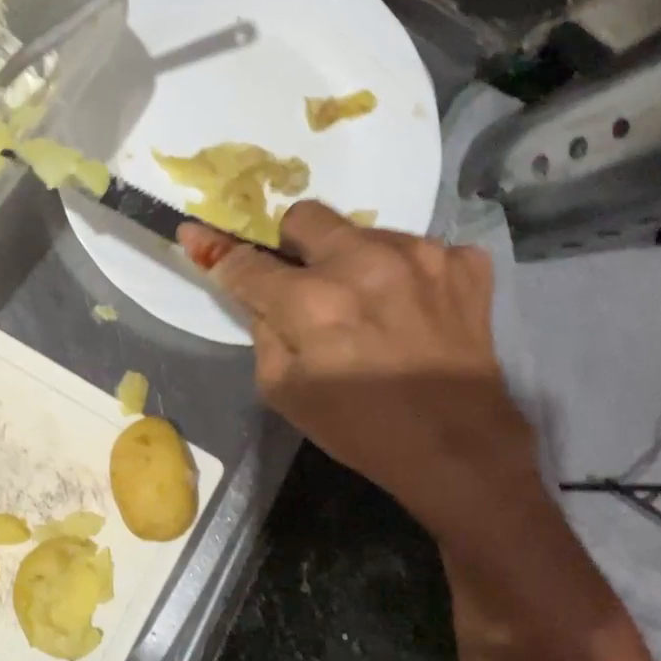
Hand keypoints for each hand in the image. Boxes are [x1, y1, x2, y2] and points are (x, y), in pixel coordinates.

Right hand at [181, 203, 536, 525]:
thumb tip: (258, 293)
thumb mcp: (283, 391)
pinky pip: (415, 249)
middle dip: (292, 244)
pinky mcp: (465, 262)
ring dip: (350, 260)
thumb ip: (263, 330)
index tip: (195, 235)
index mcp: (312, 302)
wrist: (456, 445)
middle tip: (302, 283)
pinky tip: (407, 310)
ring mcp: (423, 254)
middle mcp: (365, 261)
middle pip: (307, 216)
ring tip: (365, 307)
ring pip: (363, 231)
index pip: (247, 262)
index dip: (215, 251)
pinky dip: (402, 273)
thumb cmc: (357, 427)